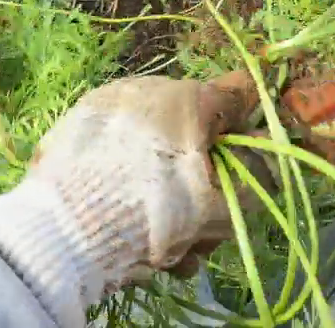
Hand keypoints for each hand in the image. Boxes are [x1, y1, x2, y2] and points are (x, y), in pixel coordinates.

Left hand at [0, 72, 258, 326]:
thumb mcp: (217, 208)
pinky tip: (125, 220)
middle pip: (195, 133)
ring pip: (156, 146)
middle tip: (196, 232)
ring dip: (167, 190)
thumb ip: (254, 180)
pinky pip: (120, 147)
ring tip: (161, 247)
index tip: (241, 169)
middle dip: (202, 181)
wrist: (65, 229)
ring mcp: (112, 102)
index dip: (248, 133)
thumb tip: (269, 157)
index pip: (239, 95)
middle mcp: (154, 87)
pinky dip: (129, 176)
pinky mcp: (78, 122)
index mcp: (192, 98)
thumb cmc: (153, 211)